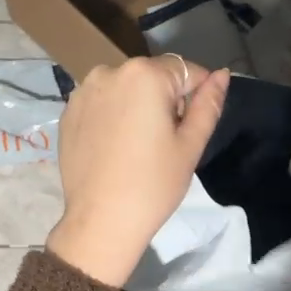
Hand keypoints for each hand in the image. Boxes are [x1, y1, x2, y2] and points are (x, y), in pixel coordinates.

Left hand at [46, 56, 229, 285]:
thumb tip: (222, 74)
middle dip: (165, 100)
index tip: (193, 127)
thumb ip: (208, 104)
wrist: (102, 220)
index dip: (197, 95)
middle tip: (167, 142)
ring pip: (126, 89)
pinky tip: (117, 149)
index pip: (186, 70)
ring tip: (140, 147)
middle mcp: (110, 72)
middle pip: (153, 77)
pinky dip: (114, 117)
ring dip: (138, 107)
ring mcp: (84, 91)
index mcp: (145, 75)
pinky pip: (102, 104)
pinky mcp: (68, 112)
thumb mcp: (190, 145)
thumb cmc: (154, 184)